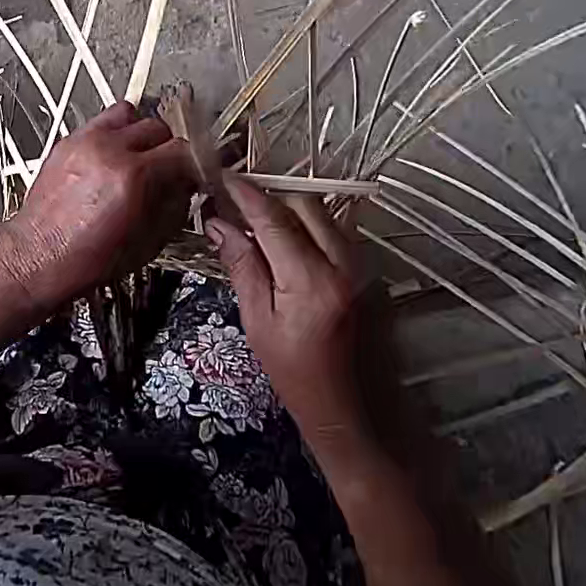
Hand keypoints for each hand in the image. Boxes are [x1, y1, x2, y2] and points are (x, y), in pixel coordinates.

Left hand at [0, 102, 196, 311]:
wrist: (37, 258)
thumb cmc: (84, 258)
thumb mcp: (147, 243)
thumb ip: (174, 206)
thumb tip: (186, 186)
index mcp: (132, 176)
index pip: (182, 150)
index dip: (195, 163)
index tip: (196, 172)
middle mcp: (108, 150)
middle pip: (158, 126)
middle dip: (169, 148)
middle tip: (169, 168)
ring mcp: (84, 141)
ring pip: (129, 113)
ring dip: (140, 132)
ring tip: (140, 156)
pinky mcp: (67, 141)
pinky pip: (101, 122)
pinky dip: (114, 134)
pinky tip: (112, 157)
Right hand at [208, 178, 368, 448]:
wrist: (350, 409)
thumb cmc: (296, 374)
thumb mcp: (257, 321)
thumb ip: (241, 265)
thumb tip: (217, 222)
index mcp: (311, 281)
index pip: (273, 219)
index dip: (245, 193)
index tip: (222, 177)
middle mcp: (344, 264)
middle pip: (303, 204)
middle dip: (268, 196)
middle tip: (237, 203)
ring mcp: (362, 265)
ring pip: (322, 213)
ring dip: (288, 209)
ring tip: (256, 221)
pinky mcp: (368, 269)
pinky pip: (334, 230)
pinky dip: (307, 225)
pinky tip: (284, 240)